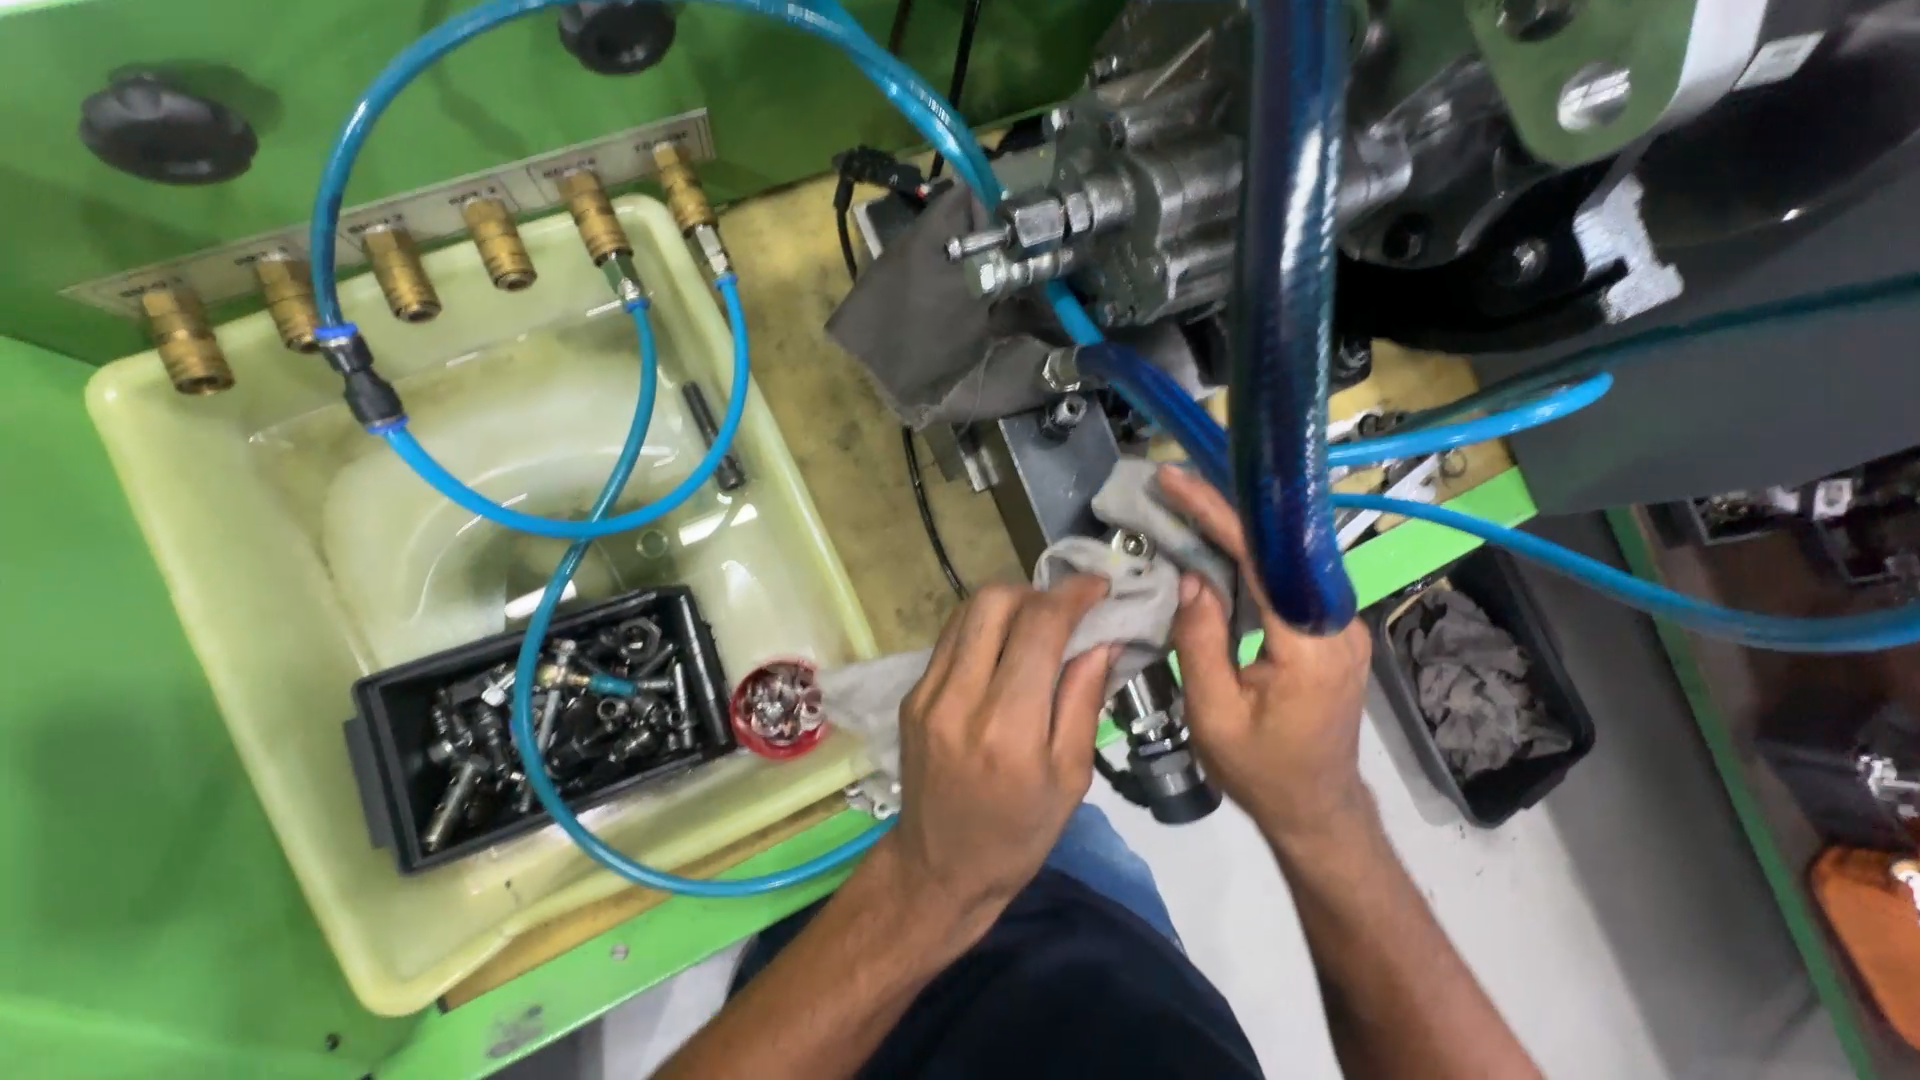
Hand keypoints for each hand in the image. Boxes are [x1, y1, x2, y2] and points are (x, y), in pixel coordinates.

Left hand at [874, 577, 1117, 932]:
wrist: (940, 866)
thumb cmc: (1019, 833)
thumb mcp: (1071, 777)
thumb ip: (1083, 700)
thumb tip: (1102, 639)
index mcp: (1008, 728)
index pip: (1038, 628)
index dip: (1072, 596)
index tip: (1098, 588)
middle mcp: (960, 700)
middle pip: (994, 602)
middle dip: (1037, 593)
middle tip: (1066, 611)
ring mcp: (926, 695)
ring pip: (966, 612)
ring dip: (1008, 604)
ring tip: (1037, 625)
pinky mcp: (911, 696)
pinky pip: (950, 639)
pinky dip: (983, 629)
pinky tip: (1005, 650)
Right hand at [1156, 465, 1374, 839]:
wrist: (1316, 809)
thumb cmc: (1261, 771)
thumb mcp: (1214, 714)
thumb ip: (1201, 642)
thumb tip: (1191, 577)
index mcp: (1310, 646)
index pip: (1262, 560)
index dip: (1216, 514)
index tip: (1175, 481)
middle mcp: (1338, 625)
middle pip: (1278, 550)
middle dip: (1224, 511)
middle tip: (1173, 485)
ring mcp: (1342, 627)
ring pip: (1285, 562)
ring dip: (1237, 532)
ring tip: (1186, 506)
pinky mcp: (1333, 632)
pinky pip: (1288, 582)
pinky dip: (1251, 560)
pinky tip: (1216, 547)